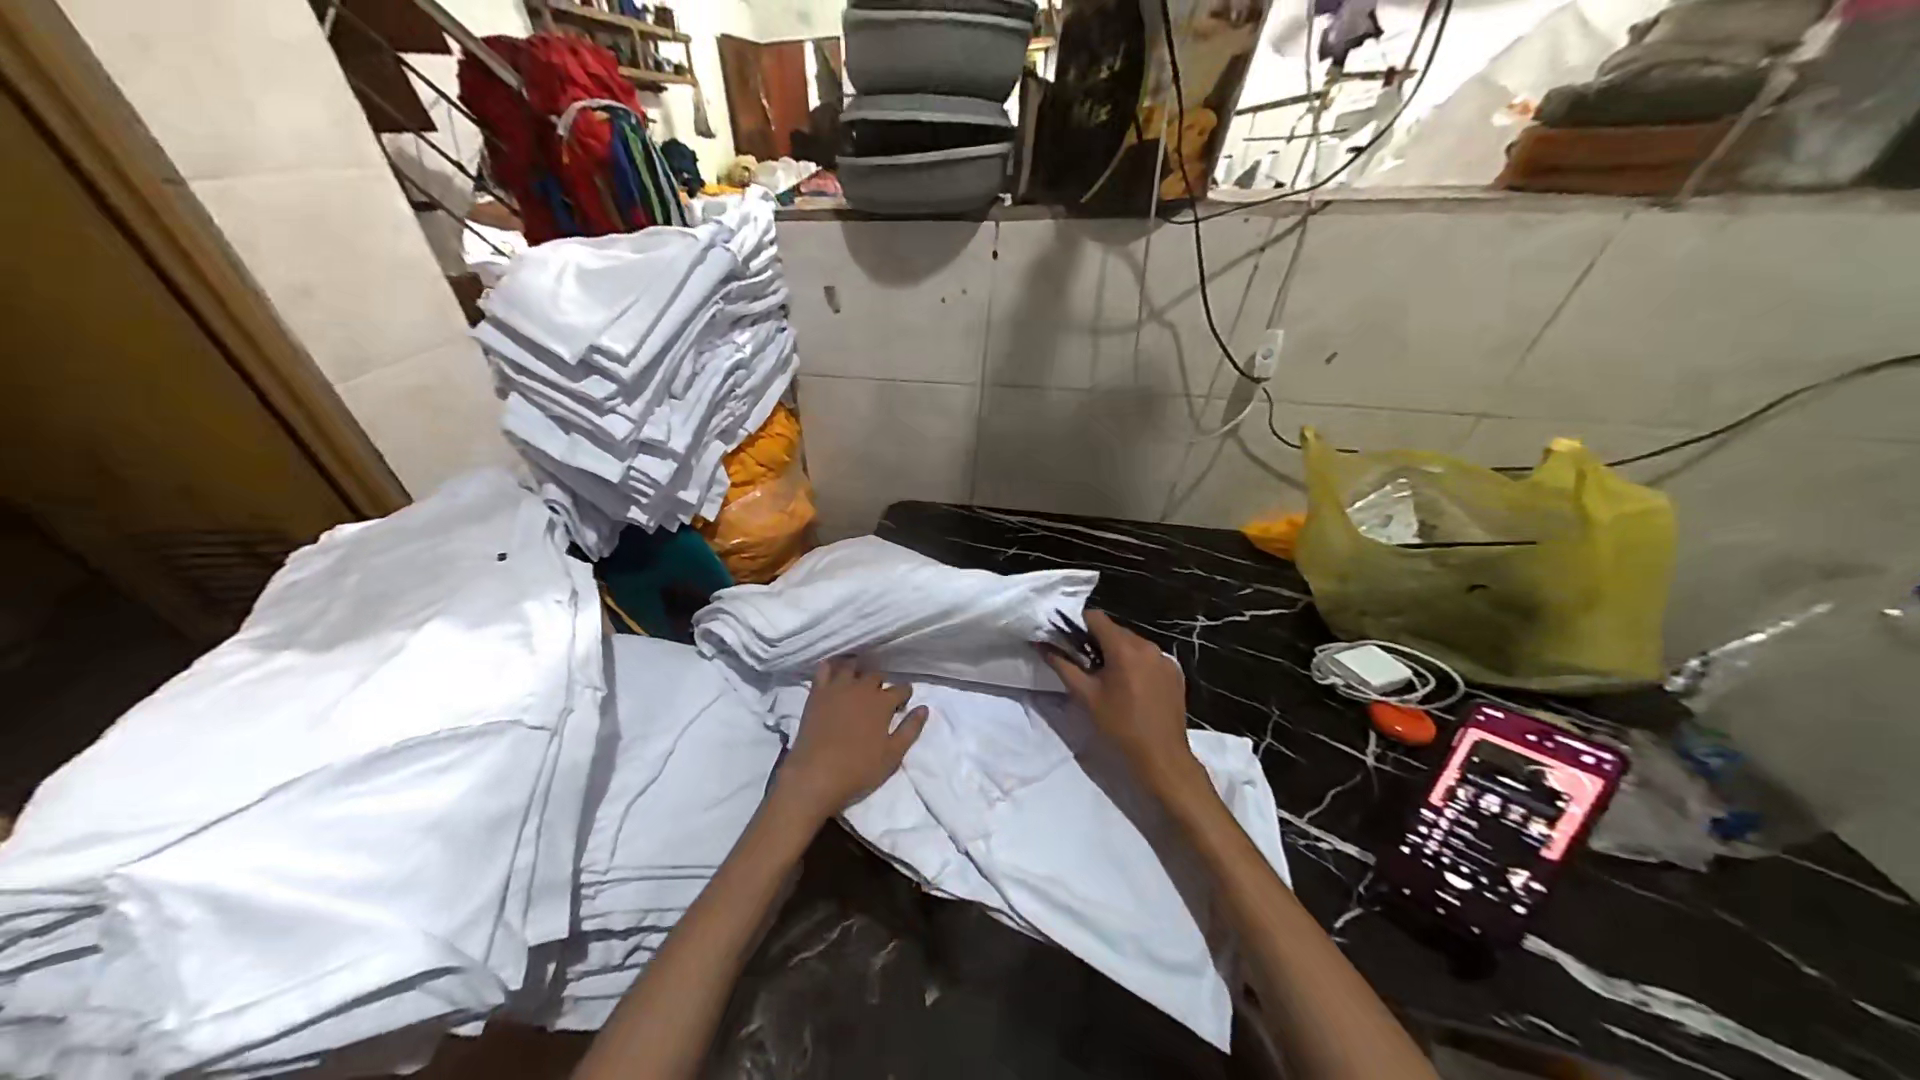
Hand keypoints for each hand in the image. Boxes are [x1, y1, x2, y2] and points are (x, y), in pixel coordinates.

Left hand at [779, 656, 928, 818]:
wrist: (816, 775)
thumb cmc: (859, 769)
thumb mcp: (893, 754)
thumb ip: (911, 729)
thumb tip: (924, 708)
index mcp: (882, 702)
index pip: (901, 688)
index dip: (904, 695)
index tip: (903, 703)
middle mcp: (861, 688)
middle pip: (876, 676)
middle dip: (881, 684)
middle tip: (879, 698)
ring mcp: (837, 688)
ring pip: (851, 667)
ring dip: (858, 672)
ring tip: (858, 682)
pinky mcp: (817, 693)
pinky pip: (824, 669)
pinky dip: (832, 667)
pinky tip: (834, 673)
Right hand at [1040, 611, 1199, 794]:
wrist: (1161, 757)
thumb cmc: (1118, 726)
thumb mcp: (1085, 695)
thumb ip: (1062, 664)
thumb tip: (1042, 644)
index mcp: (1124, 647)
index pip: (1095, 617)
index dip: (1078, 626)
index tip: (1070, 644)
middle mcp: (1147, 645)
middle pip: (1115, 630)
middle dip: (1097, 642)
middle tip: (1086, 666)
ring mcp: (1164, 658)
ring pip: (1133, 643)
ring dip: (1117, 653)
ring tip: (1108, 679)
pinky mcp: (1175, 672)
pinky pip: (1149, 658)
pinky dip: (1136, 664)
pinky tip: (1132, 688)